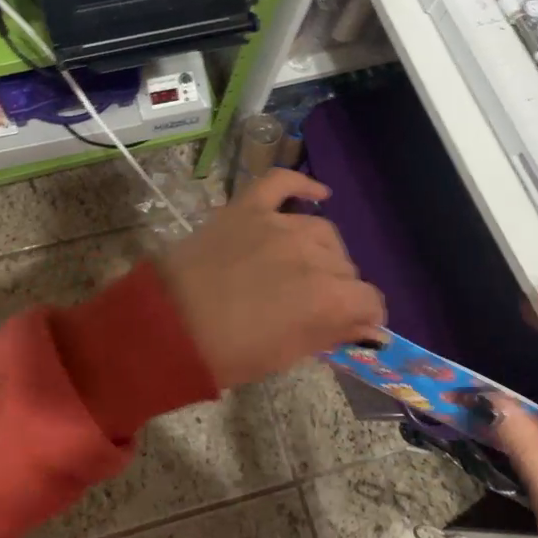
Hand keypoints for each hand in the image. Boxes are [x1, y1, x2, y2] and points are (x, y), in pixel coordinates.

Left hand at [158, 169, 384, 388]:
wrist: (167, 324)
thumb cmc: (228, 352)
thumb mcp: (287, 354)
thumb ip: (330, 333)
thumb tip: (363, 325)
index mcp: (327, 298)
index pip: (370, 300)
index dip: (364, 315)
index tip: (352, 324)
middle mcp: (312, 254)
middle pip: (345, 266)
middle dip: (338, 288)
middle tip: (314, 303)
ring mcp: (279, 224)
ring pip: (321, 230)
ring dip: (322, 251)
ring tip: (304, 267)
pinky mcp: (247, 206)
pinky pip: (282, 182)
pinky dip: (303, 184)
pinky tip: (318, 193)